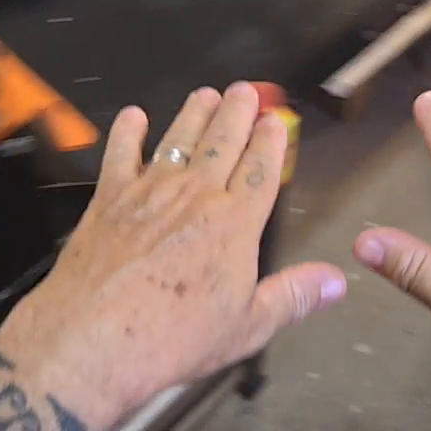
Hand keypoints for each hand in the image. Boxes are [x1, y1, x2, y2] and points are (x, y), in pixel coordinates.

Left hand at [0, 82, 345, 428]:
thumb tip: (336, 282)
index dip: (271, 141)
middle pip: (223, 142)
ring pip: (179, 139)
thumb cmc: (173, 337)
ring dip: (195, 113)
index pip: (260, 169)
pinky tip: (133, 116)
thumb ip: (294, 296)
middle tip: (244, 91)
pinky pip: (120, 153)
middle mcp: (195, 196)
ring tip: (205, 94)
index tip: (276, 122)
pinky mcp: (109, 199)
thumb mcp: (247, 326)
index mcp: (234, 223)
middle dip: (237, 112)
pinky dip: (128, 132)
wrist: (94, 340)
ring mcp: (150, 192)